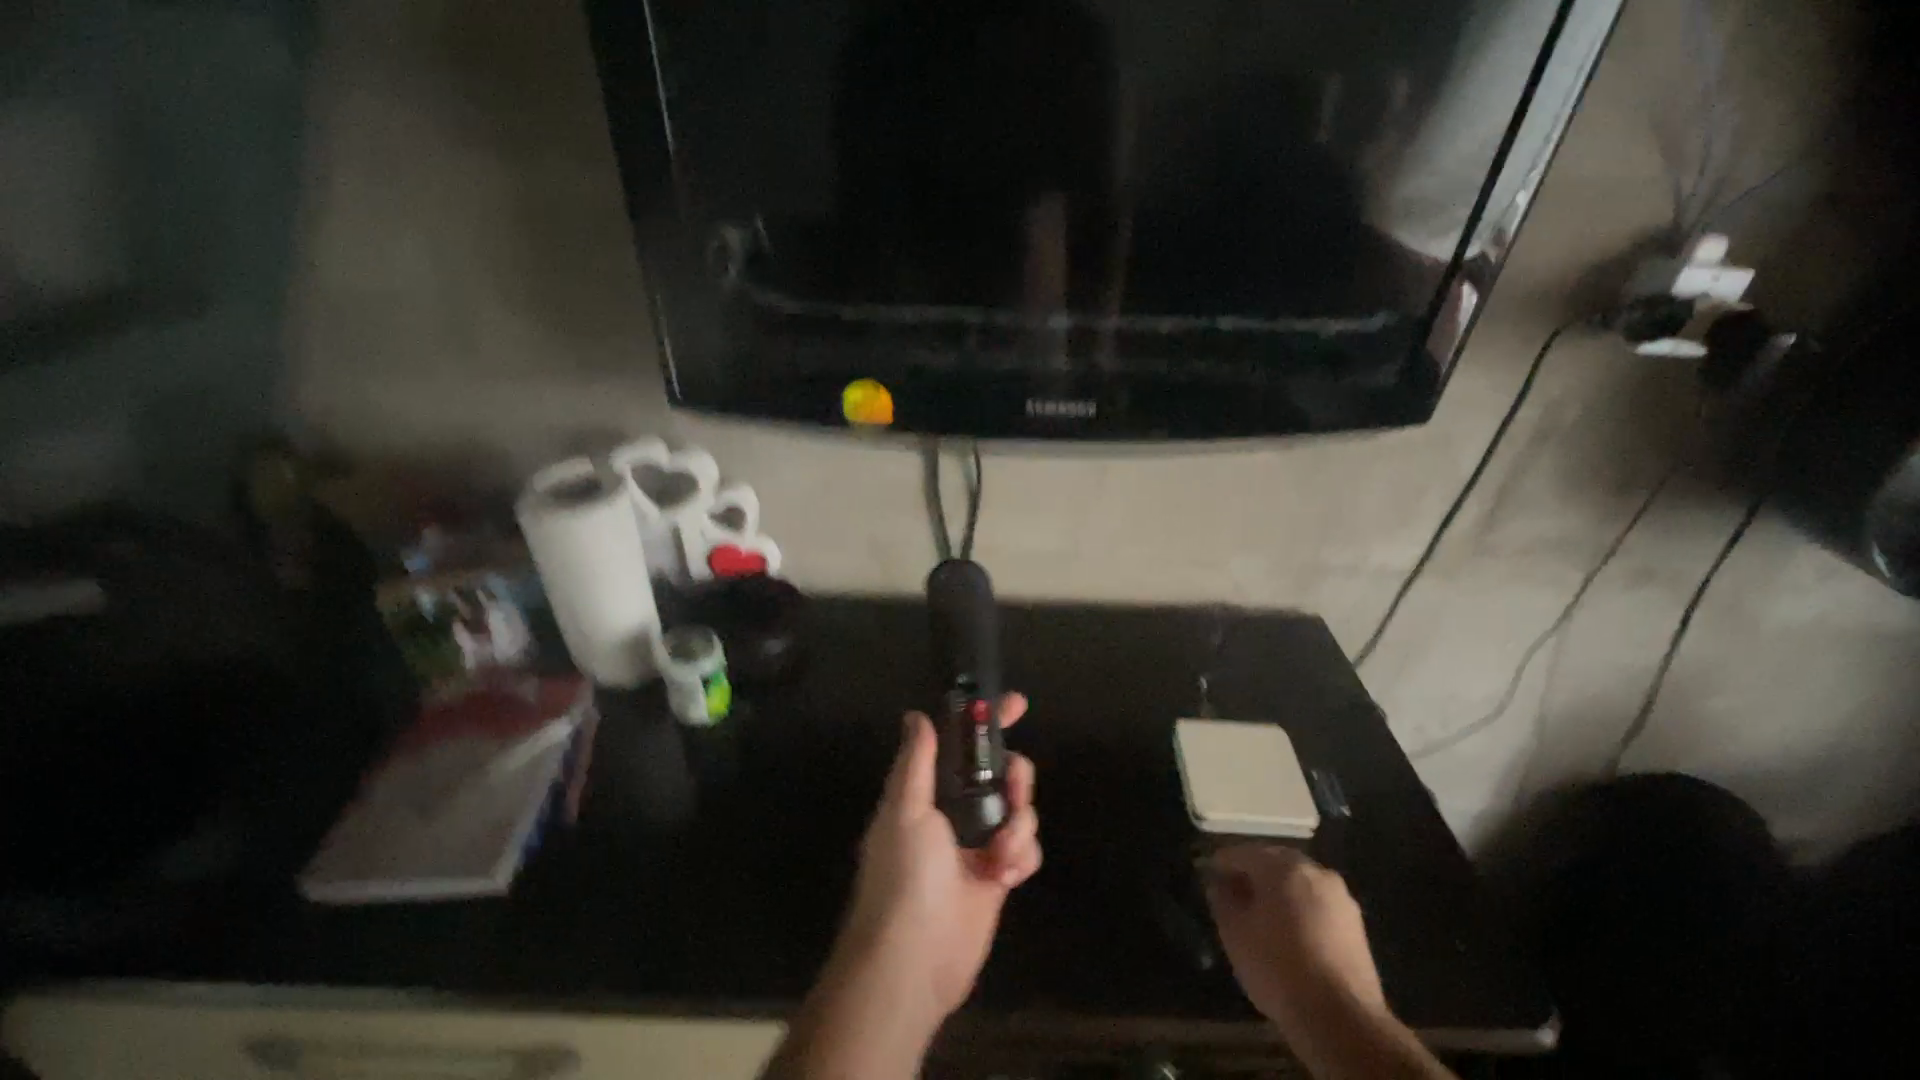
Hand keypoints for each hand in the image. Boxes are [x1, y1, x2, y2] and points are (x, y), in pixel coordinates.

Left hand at [831, 695, 1042, 1022]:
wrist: (913, 960)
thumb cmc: (904, 877)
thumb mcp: (905, 811)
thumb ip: (916, 762)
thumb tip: (916, 716)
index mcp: (926, 793)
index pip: (958, 747)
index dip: (985, 724)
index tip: (1016, 704)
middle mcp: (953, 814)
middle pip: (999, 775)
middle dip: (1015, 777)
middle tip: (1015, 790)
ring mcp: (977, 846)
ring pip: (1019, 811)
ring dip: (1019, 825)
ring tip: (1002, 854)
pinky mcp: (998, 877)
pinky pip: (1026, 849)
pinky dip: (1023, 856)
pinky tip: (1007, 875)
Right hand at [1204, 845, 1385, 1028]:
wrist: (1341, 1017)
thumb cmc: (1277, 967)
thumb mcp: (1234, 933)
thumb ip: (1222, 900)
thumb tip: (1219, 884)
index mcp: (1282, 867)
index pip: (1242, 853)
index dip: (1220, 863)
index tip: (1207, 877)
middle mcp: (1315, 871)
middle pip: (1274, 862)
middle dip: (1252, 873)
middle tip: (1232, 894)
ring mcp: (1340, 896)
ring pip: (1299, 882)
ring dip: (1278, 890)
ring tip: (1260, 915)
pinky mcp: (1355, 923)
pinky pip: (1317, 903)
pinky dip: (1299, 908)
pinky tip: (1288, 932)